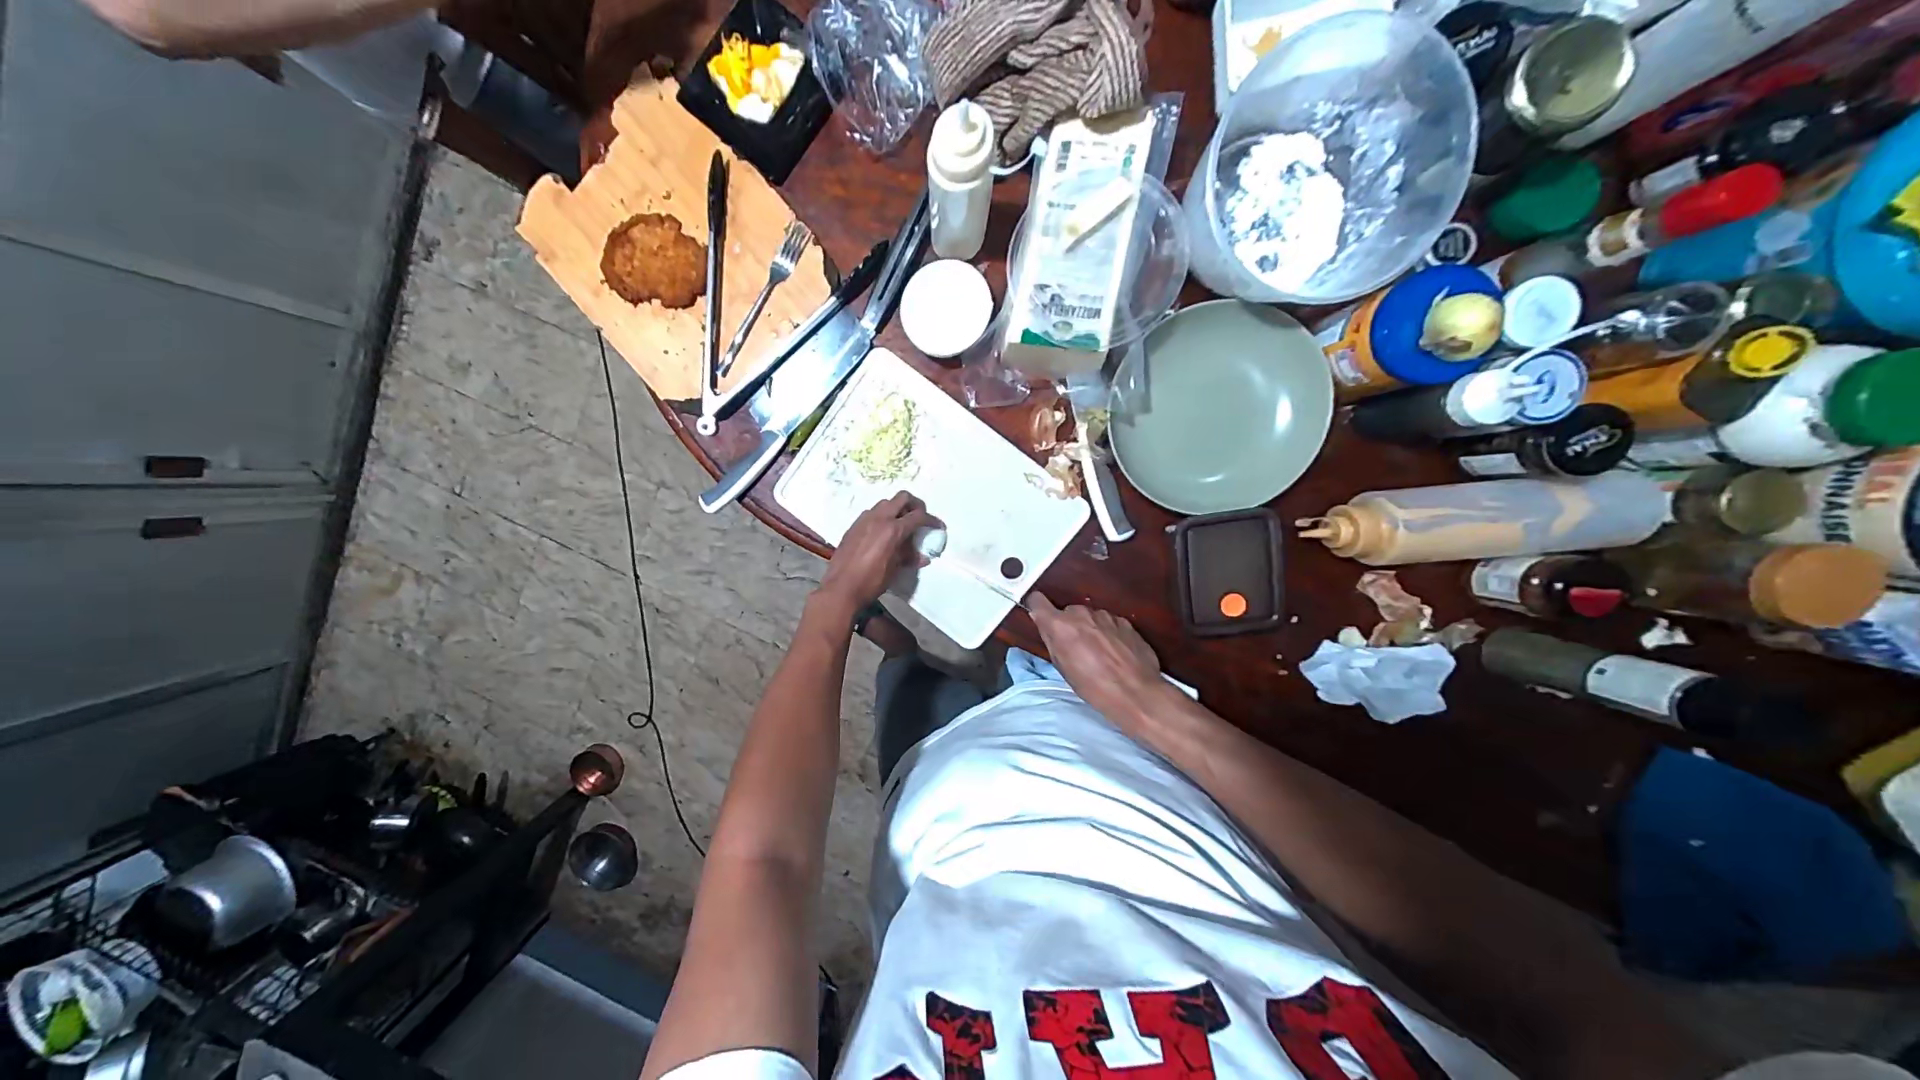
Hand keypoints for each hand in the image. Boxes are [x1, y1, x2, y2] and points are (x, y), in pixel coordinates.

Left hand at [817, 492, 936, 613]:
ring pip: (886, 503)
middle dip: (915, 505)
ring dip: (897, 509)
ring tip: (901, 525)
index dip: (932, 520)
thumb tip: (922, 557)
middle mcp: (879, 518)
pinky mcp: (854, 526)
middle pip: (903, 497)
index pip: (918, 516)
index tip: (938, 526)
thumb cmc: (872, 581)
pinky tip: (882, 533)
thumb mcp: (895, 570)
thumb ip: (908, 557)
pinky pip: (872, 513)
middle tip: (920, 518)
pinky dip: (882, 517)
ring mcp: (864, 520)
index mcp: (893, 529)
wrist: (841, 588)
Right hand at [1026, 593, 1165, 725]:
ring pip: (1090, 617)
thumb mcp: (1063, 668)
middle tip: (1075, 648)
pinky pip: (1109, 623)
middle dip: (1070, 626)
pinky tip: (1116, 654)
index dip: (1038, 609)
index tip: (1041, 618)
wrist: (1135, 692)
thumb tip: (1047, 627)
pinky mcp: (1125, 621)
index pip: (1038, 601)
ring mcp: (1106, 615)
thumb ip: (1052, 641)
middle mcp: (1082, 613)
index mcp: (1060, 625)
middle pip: (1068, 612)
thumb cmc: (1095, 686)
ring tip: (1099, 654)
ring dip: (1091, 629)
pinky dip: (1109, 633)